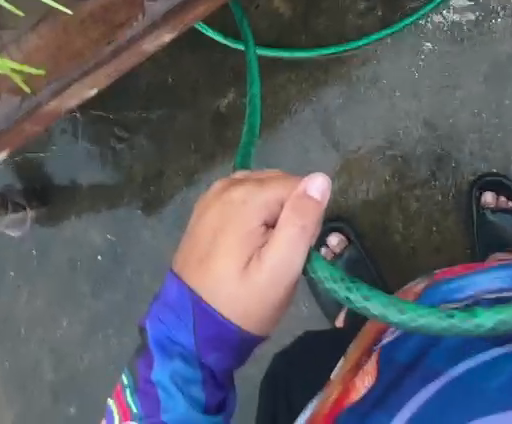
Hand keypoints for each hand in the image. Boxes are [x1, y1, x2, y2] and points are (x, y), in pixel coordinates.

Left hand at [172, 169, 331, 335]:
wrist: (190, 333)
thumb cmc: (241, 305)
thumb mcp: (281, 271)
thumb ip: (302, 221)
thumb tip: (321, 178)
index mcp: (247, 196)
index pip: (301, 187)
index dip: (306, 219)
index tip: (294, 252)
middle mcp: (228, 186)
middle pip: (282, 184)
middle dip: (290, 214)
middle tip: (279, 256)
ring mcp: (213, 196)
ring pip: (266, 188)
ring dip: (273, 213)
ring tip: (264, 251)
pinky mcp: (206, 208)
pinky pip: (245, 196)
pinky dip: (254, 213)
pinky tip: (248, 241)